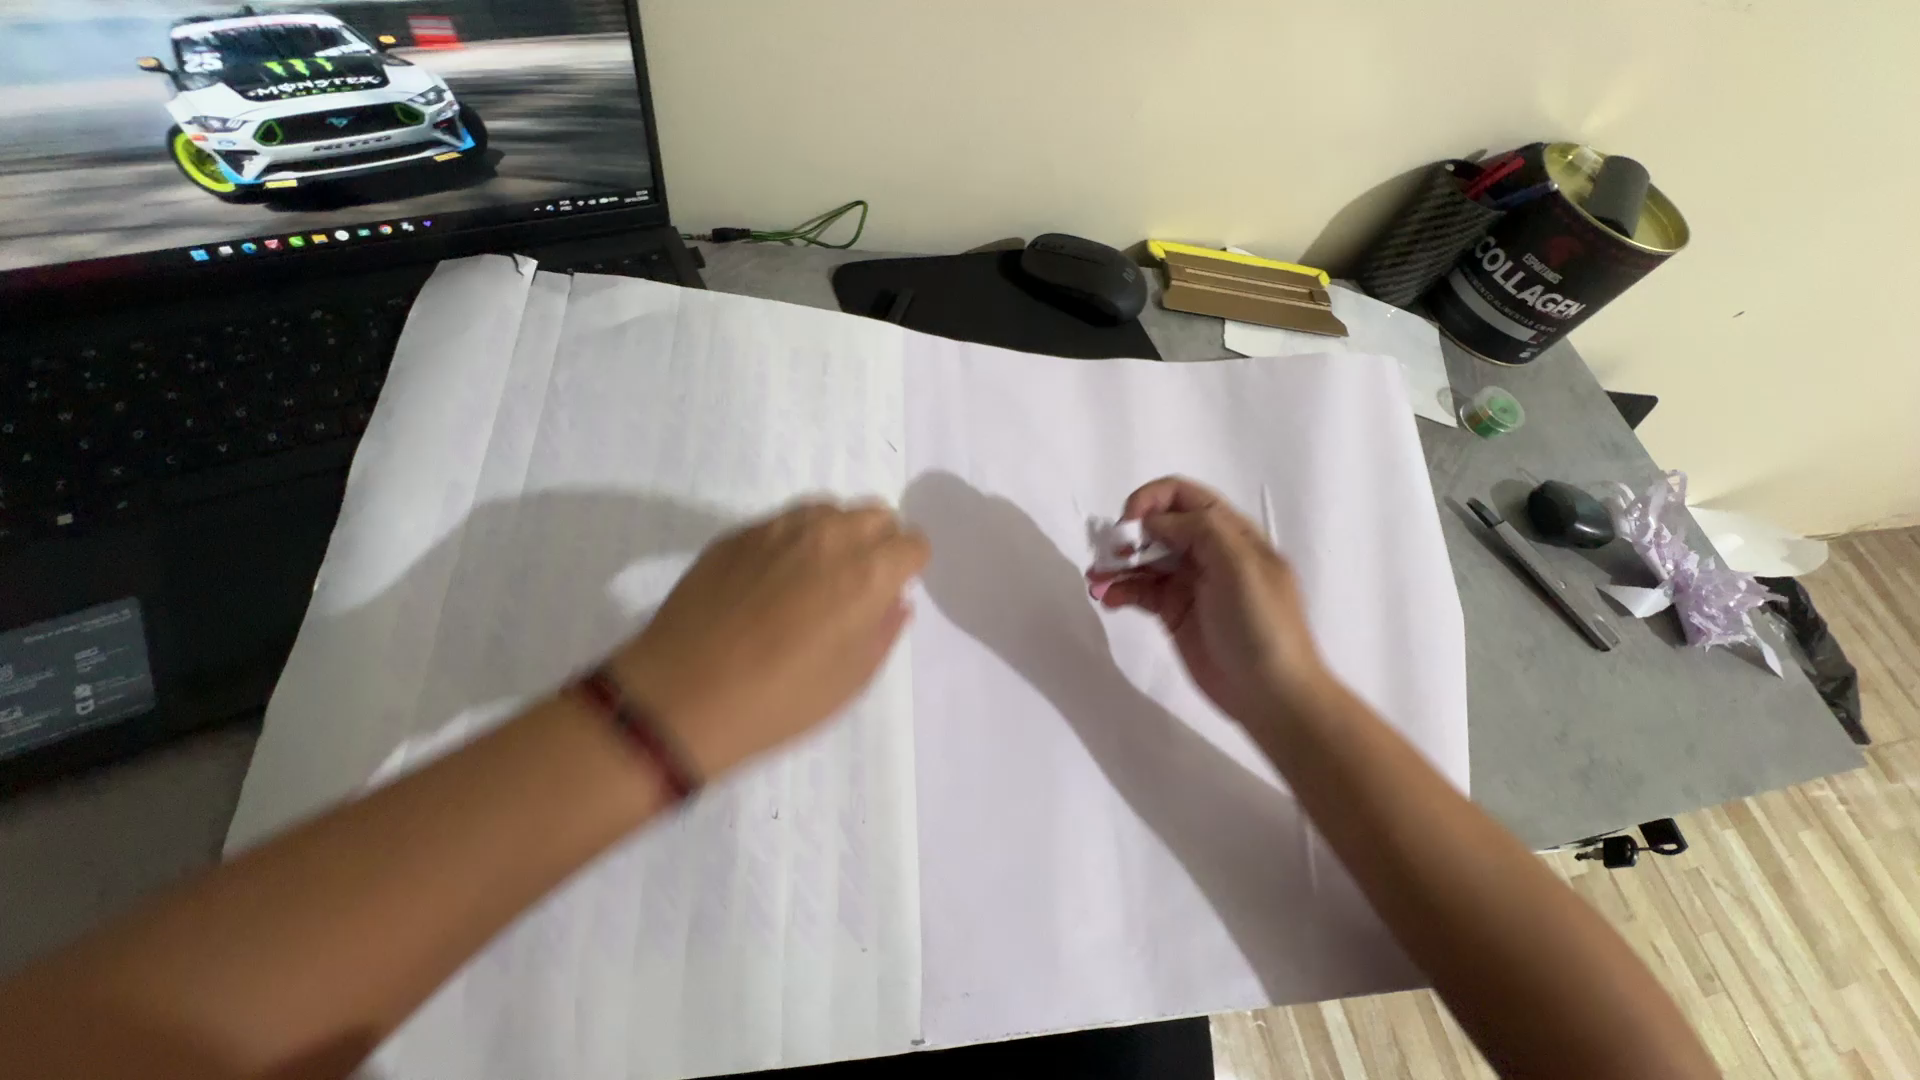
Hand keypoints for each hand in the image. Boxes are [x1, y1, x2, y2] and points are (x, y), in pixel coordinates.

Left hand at [607, 500, 929, 777]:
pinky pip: (784, 522)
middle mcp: (829, 536)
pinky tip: (771, 582)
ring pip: (829, 510)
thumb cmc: (780, 700)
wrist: (682, 695)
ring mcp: (779, 529)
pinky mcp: (738, 534)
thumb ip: (883, 631)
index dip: (908, 568)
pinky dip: (794, 541)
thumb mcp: (851, 680)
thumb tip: (893, 600)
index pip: (912, 543)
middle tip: (856, 586)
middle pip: (876, 515)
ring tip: (814, 580)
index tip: (890, 593)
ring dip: (837, 535)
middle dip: (878, 543)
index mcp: (867, 572)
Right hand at [1087, 477, 1327, 725]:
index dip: (1150, 501)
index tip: (1127, 524)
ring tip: (1096, 582)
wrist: (1272, 694)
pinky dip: (1121, 592)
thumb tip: (1152, 521)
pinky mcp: (1174, 613)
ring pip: (1144, 560)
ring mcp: (1189, 584)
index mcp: (1230, 534)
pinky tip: (1108, 601)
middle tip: (1105, 556)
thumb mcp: (1241, 567)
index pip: (1183, 497)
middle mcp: (1207, 552)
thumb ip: (1200, 531)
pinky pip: (1140, 592)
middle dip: (1127, 535)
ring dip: (1117, 565)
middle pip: (1157, 527)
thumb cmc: (1262, 625)